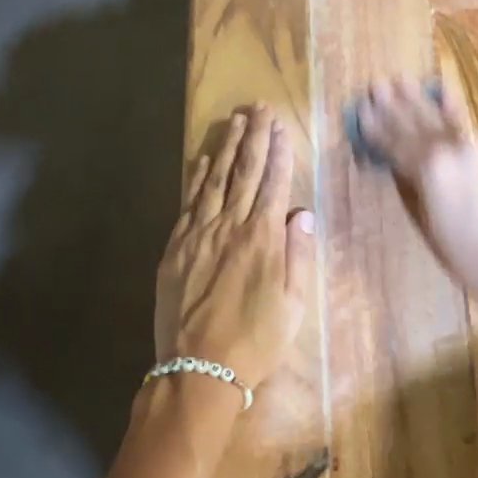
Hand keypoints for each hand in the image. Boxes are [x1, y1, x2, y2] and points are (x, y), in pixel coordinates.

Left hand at [155, 104, 314, 389]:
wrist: (198, 369)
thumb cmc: (256, 341)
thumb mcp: (293, 304)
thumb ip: (298, 255)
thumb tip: (301, 213)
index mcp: (263, 239)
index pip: (274, 184)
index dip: (279, 152)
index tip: (281, 125)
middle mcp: (230, 227)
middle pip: (244, 173)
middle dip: (254, 138)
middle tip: (258, 108)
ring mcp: (198, 235)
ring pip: (214, 181)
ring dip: (226, 148)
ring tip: (235, 121)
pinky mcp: (175, 248)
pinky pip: (189, 203)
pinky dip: (197, 178)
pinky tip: (203, 161)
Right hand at [354, 77, 477, 306]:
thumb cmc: (468, 256)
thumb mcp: (429, 222)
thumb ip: (416, 185)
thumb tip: (404, 164)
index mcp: (431, 170)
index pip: (397, 144)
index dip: (378, 128)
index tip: (362, 110)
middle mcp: (454, 148)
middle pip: (418, 124)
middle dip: (396, 105)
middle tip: (377, 85)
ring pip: (445, 120)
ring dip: (422, 100)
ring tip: (403, 81)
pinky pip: (469, 129)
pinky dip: (453, 112)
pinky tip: (444, 92)